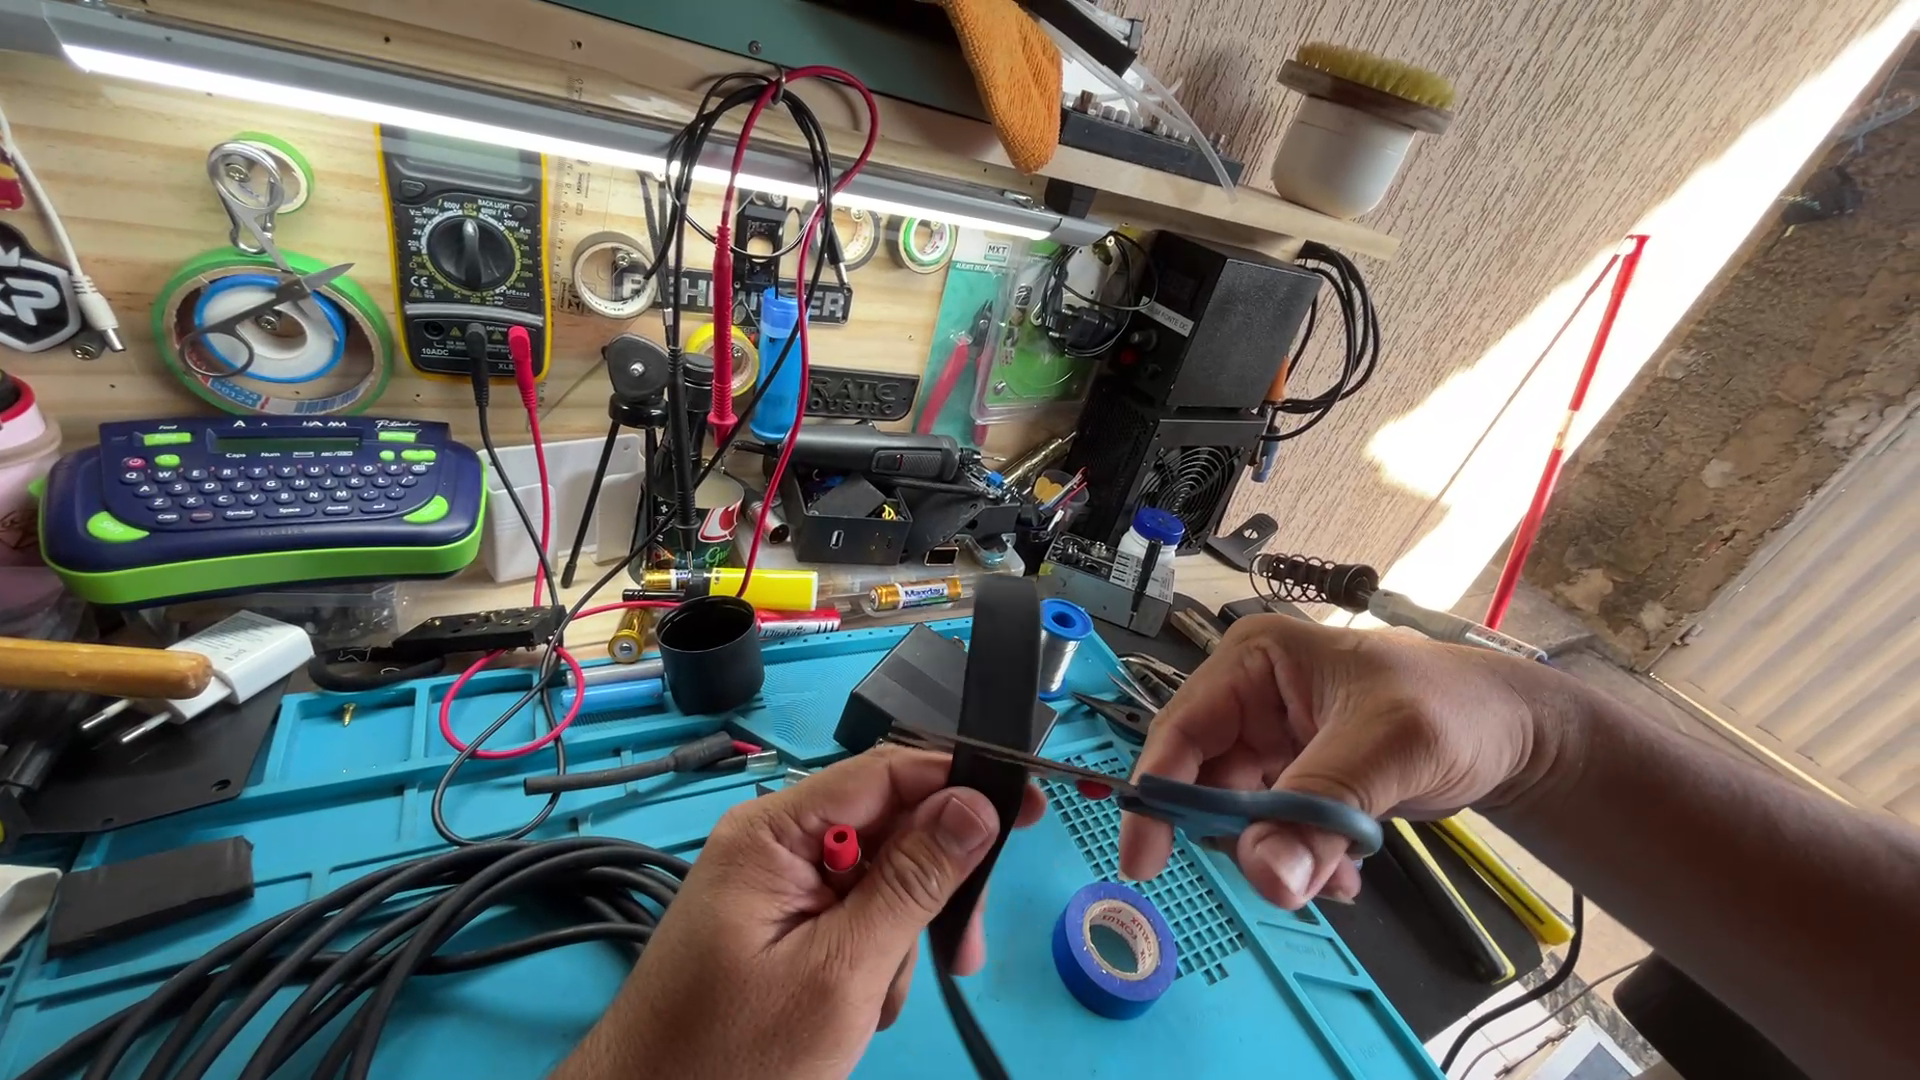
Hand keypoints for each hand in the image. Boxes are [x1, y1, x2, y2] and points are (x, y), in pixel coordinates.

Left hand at [554, 744, 1045, 1079]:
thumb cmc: (733, 1060)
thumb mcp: (840, 973)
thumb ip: (912, 883)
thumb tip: (977, 804)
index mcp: (775, 830)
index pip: (885, 773)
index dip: (959, 780)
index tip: (1028, 806)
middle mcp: (777, 838)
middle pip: (889, 822)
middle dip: (934, 880)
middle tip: (966, 946)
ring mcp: (778, 879)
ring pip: (880, 872)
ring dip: (905, 928)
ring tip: (887, 998)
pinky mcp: (783, 916)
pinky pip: (855, 907)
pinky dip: (877, 948)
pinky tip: (869, 997)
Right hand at [1119, 614, 1555, 909]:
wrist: (1519, 734)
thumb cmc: (1453, 710)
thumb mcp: (1386, 749)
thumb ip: (1319, 813)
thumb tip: (1265, 881)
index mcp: (1253, 662)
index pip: (1183, 726)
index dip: (1158, 791)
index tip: (1143, 861)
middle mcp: (1249, 696)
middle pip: (1203, 774)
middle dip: (1237, 831)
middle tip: (1275, 876)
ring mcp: (1270, 737)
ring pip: (1238, 809)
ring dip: (1275, 850)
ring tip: (1331, 878)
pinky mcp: (1294, 772)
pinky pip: (1272, 825)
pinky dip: (1297, 856)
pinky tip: (1341, 875)